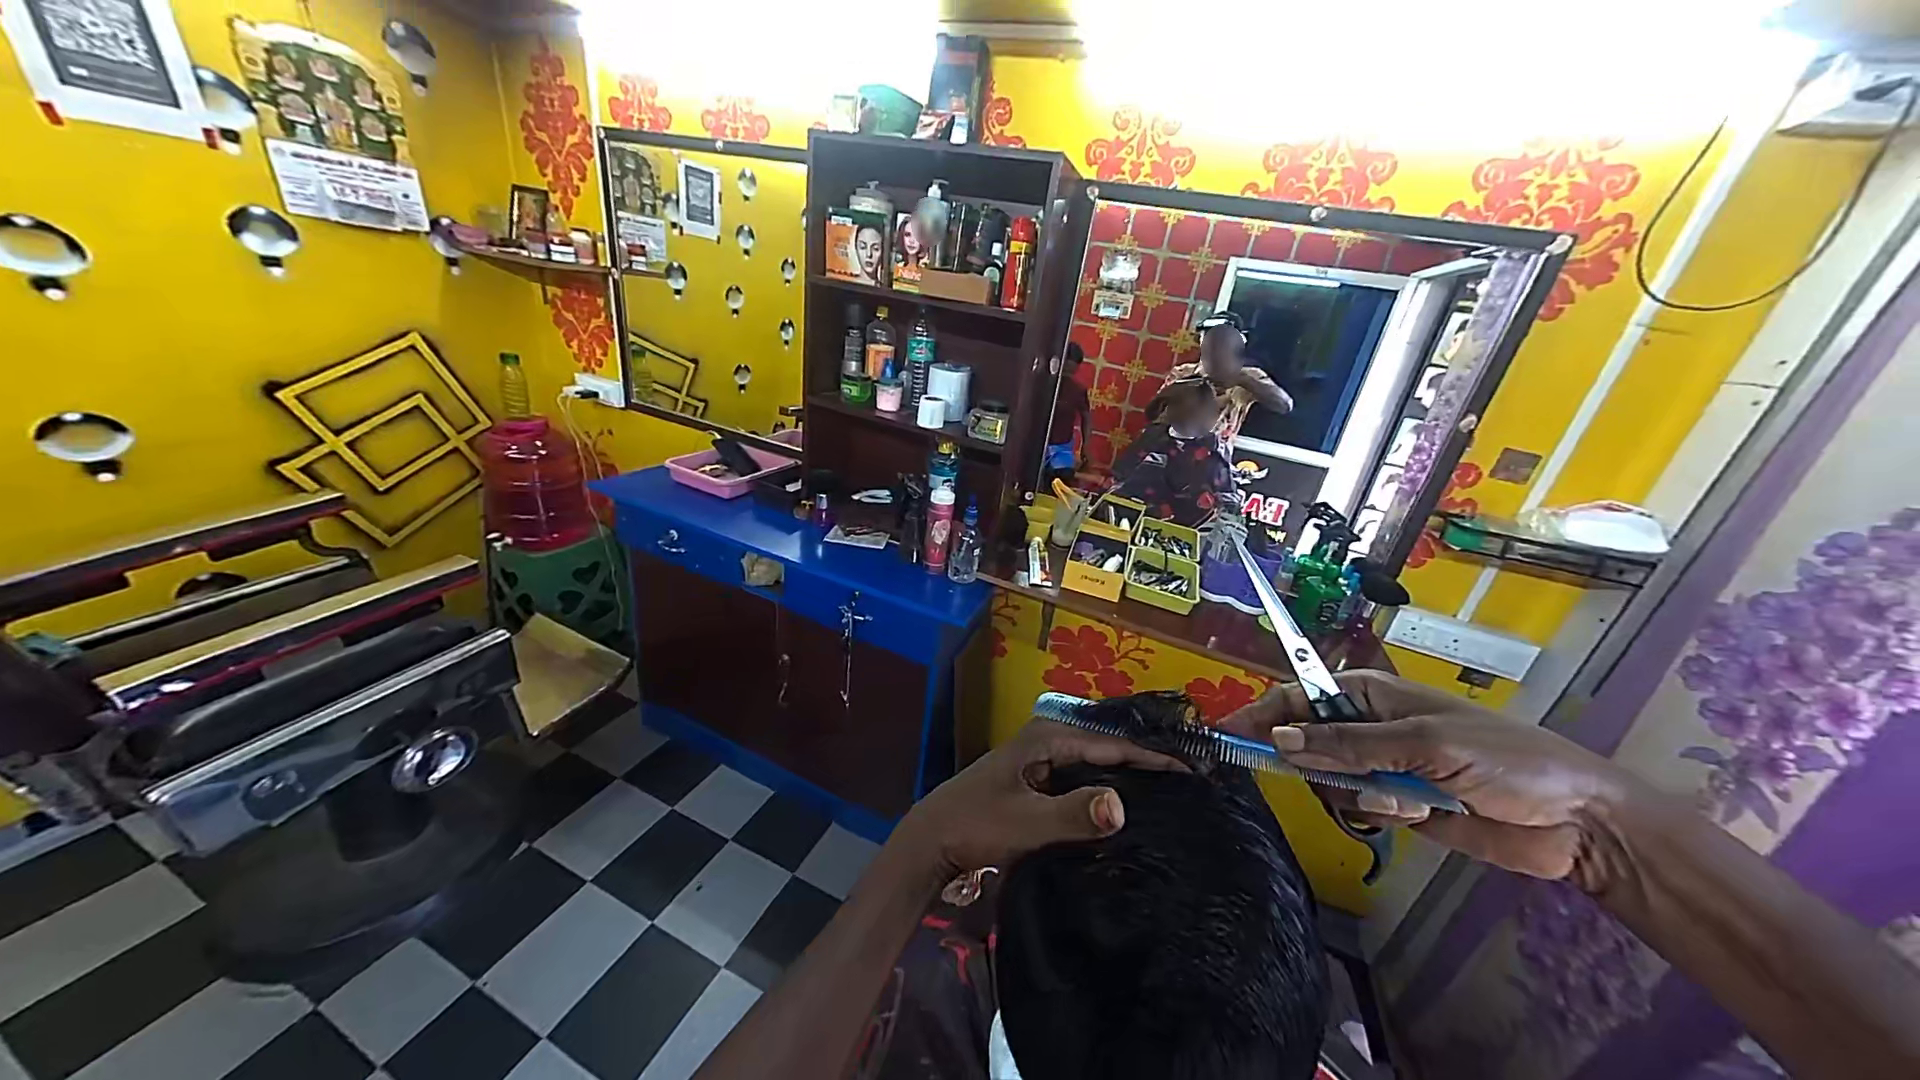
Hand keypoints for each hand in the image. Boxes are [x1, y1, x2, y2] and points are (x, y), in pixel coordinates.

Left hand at [892, 718, 1186, 881]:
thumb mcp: (1026, 822)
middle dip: (1146, 762)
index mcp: (1048, 738)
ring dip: (1128, 777)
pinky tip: (1125, 811)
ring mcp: (1042, 760)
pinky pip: (1082, 781)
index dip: (1154, 758)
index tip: (1195, 772)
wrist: (932, 840)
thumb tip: (1123, 806)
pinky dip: (1106, 790)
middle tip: (1192, 784)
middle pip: (1107, 749)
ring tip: (1171, 797)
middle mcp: (1048, 740)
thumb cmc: (977, 825)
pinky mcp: (1038, 782)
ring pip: (1096, 765)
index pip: (1112, 744)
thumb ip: (1072, 814)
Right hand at [1216, 670, 1639, 887]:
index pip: (1296, 697)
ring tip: (1411, 798)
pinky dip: (1378, 813)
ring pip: (1326, 779)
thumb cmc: (1504, 759)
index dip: (1260, 714)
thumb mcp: (1423, 744)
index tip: (1226, 736)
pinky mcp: (1393, 801)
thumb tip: (1278, 738)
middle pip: (1303, 740)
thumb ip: (1346, 744)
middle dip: (1318, 764)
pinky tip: (1418, 812)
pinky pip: (1356, 806)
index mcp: (1367, 694)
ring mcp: (1378, 765)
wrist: (1578, 823)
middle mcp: (1364, 726)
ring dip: (1361, 793)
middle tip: (1349, 779)